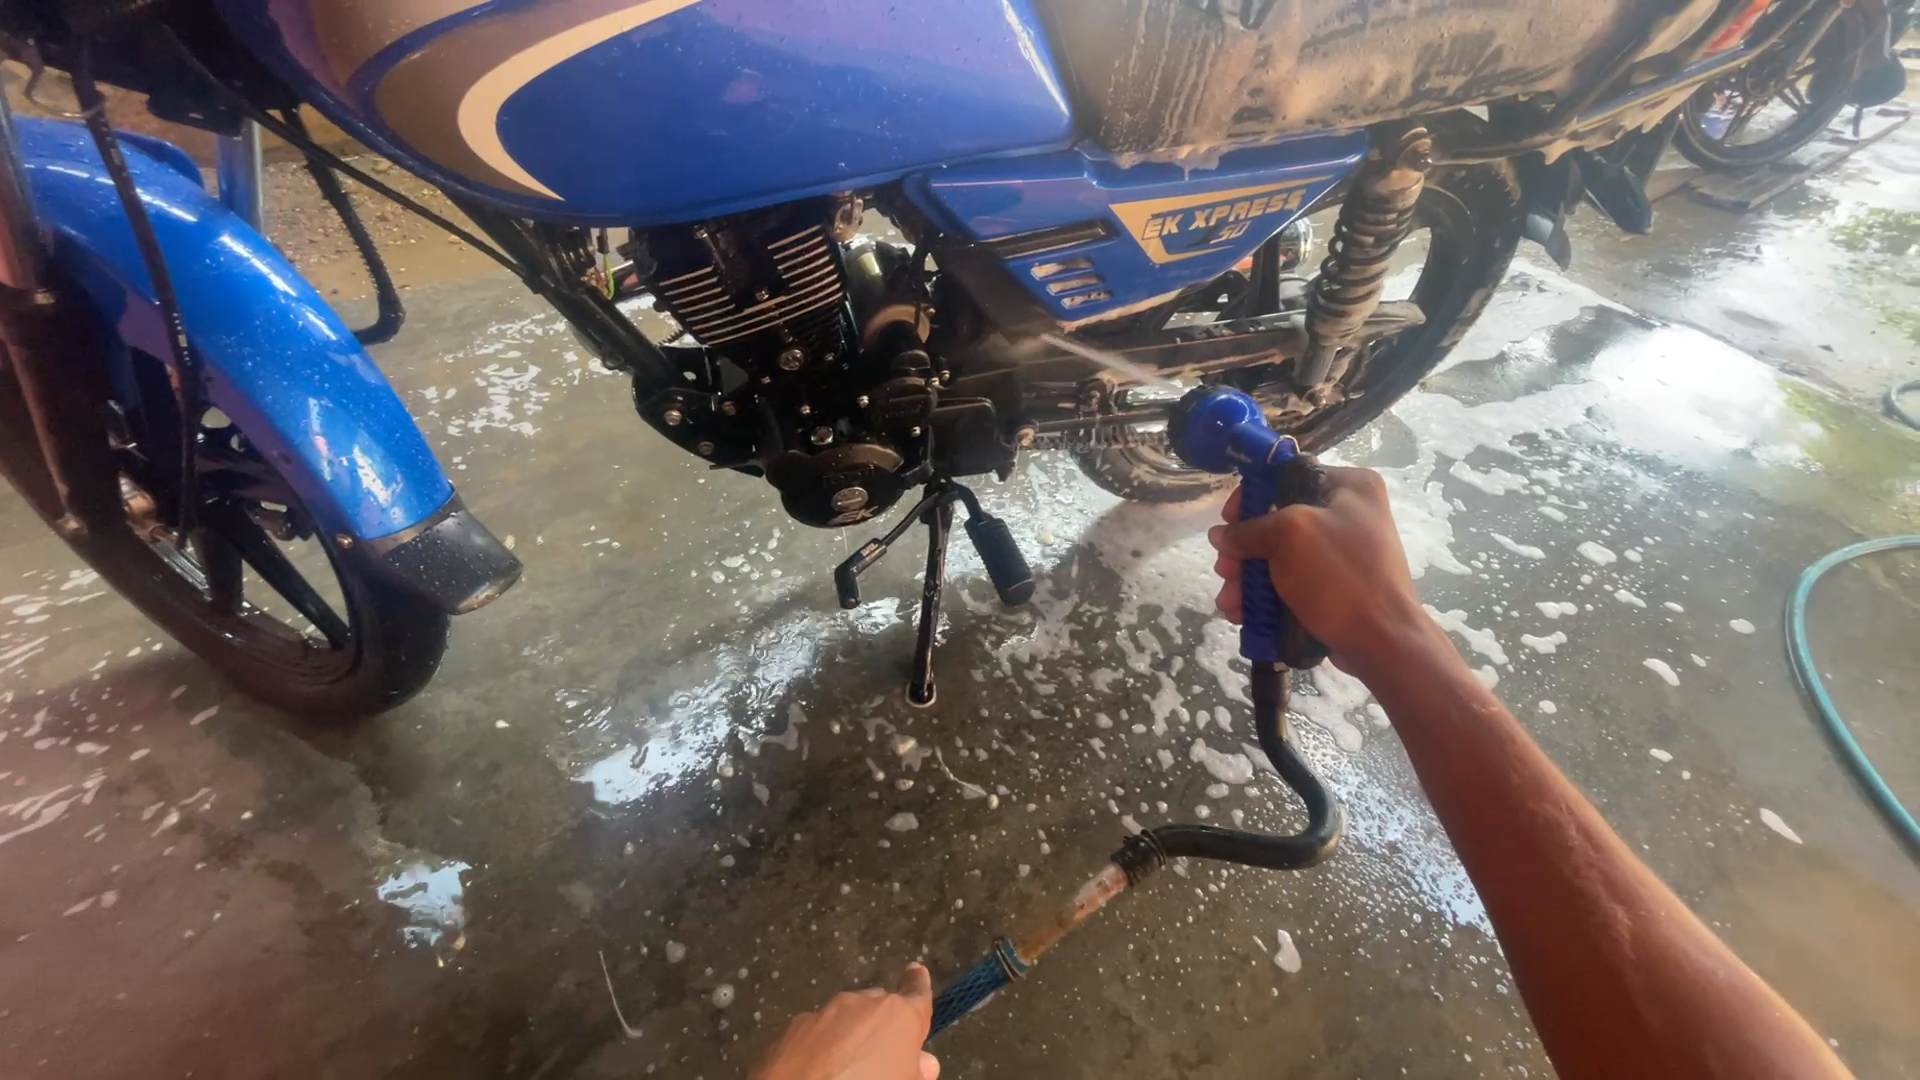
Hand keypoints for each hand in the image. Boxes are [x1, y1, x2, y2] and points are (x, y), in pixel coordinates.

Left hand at [749, 962, 939, 1079]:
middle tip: (879, 1056)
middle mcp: (865, 1002)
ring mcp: (828, 1011)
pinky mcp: (798, 1025)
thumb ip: (917, 1071)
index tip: (916, 973)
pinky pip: (819, 1031)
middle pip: (880, 1006)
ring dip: (850, 1034)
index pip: (917, 991)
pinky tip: (816, 1071)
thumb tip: (925, 1062)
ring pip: (847, 1016)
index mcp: (900, 1015)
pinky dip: (822, 1045)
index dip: (919, 985)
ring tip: (845, 1068)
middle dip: (881, 1025)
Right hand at [1206, 465, 1429, 676]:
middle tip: (1225, 571)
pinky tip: (1242, 613)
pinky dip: (1263, 595)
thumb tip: (1219, 536)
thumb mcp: (1289, 536)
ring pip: (1276, 556)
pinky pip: (1288, 581)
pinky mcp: (1332, 585)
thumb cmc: (1340, 576)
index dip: (1249, 499)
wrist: (1381, 641)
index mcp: (1350, 487)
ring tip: (1229, 603)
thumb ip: (1248, 530)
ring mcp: (1339, 553)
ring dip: (1246, 579)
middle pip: (1275, 522)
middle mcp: (1346, 514)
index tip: (1228, 524)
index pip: (1286, 477)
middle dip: (1243, 551)